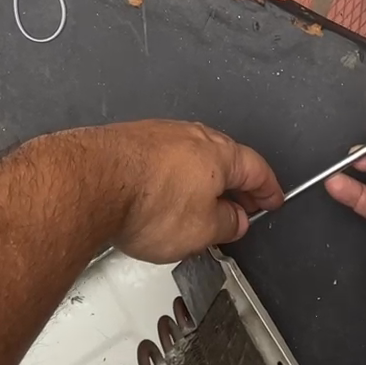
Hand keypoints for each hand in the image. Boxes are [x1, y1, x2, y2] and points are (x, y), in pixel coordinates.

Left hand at [66, 121, 283, 263]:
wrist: (92, 180)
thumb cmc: (148, 201)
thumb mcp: (201, 230)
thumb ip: (226, 224)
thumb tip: (235, 219)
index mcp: (218, 153)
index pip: (256, 168)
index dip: (268, 189)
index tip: (272, 200)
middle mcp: (192, 136)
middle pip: (225, 158)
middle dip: (236, 184)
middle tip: (241, 208)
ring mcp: (160, 134)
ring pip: (193, 157)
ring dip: (203, 181)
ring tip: (201, 208)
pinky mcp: (134, 140)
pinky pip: (166, 158)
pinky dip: (175, 177)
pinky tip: (165, 197)